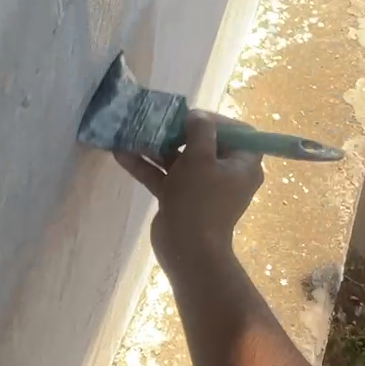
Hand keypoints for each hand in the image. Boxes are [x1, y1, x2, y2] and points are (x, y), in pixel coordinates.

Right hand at [116, 110, 264, 276]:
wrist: (186, 249)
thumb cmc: (200, 200)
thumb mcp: (200, 158)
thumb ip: (199, 131)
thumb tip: (196, 116)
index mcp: (242, 164)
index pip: (237, 132)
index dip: (215, 120)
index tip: (191, 117)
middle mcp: (225, 174)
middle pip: (204, 145)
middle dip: (177, 132)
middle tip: (158, 123)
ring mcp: (202, 188)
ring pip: (180, 161)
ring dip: (156, 148)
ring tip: (133, 133)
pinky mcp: (181, 199)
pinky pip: (166, 177)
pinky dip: (147, 167)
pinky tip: (121, 154)